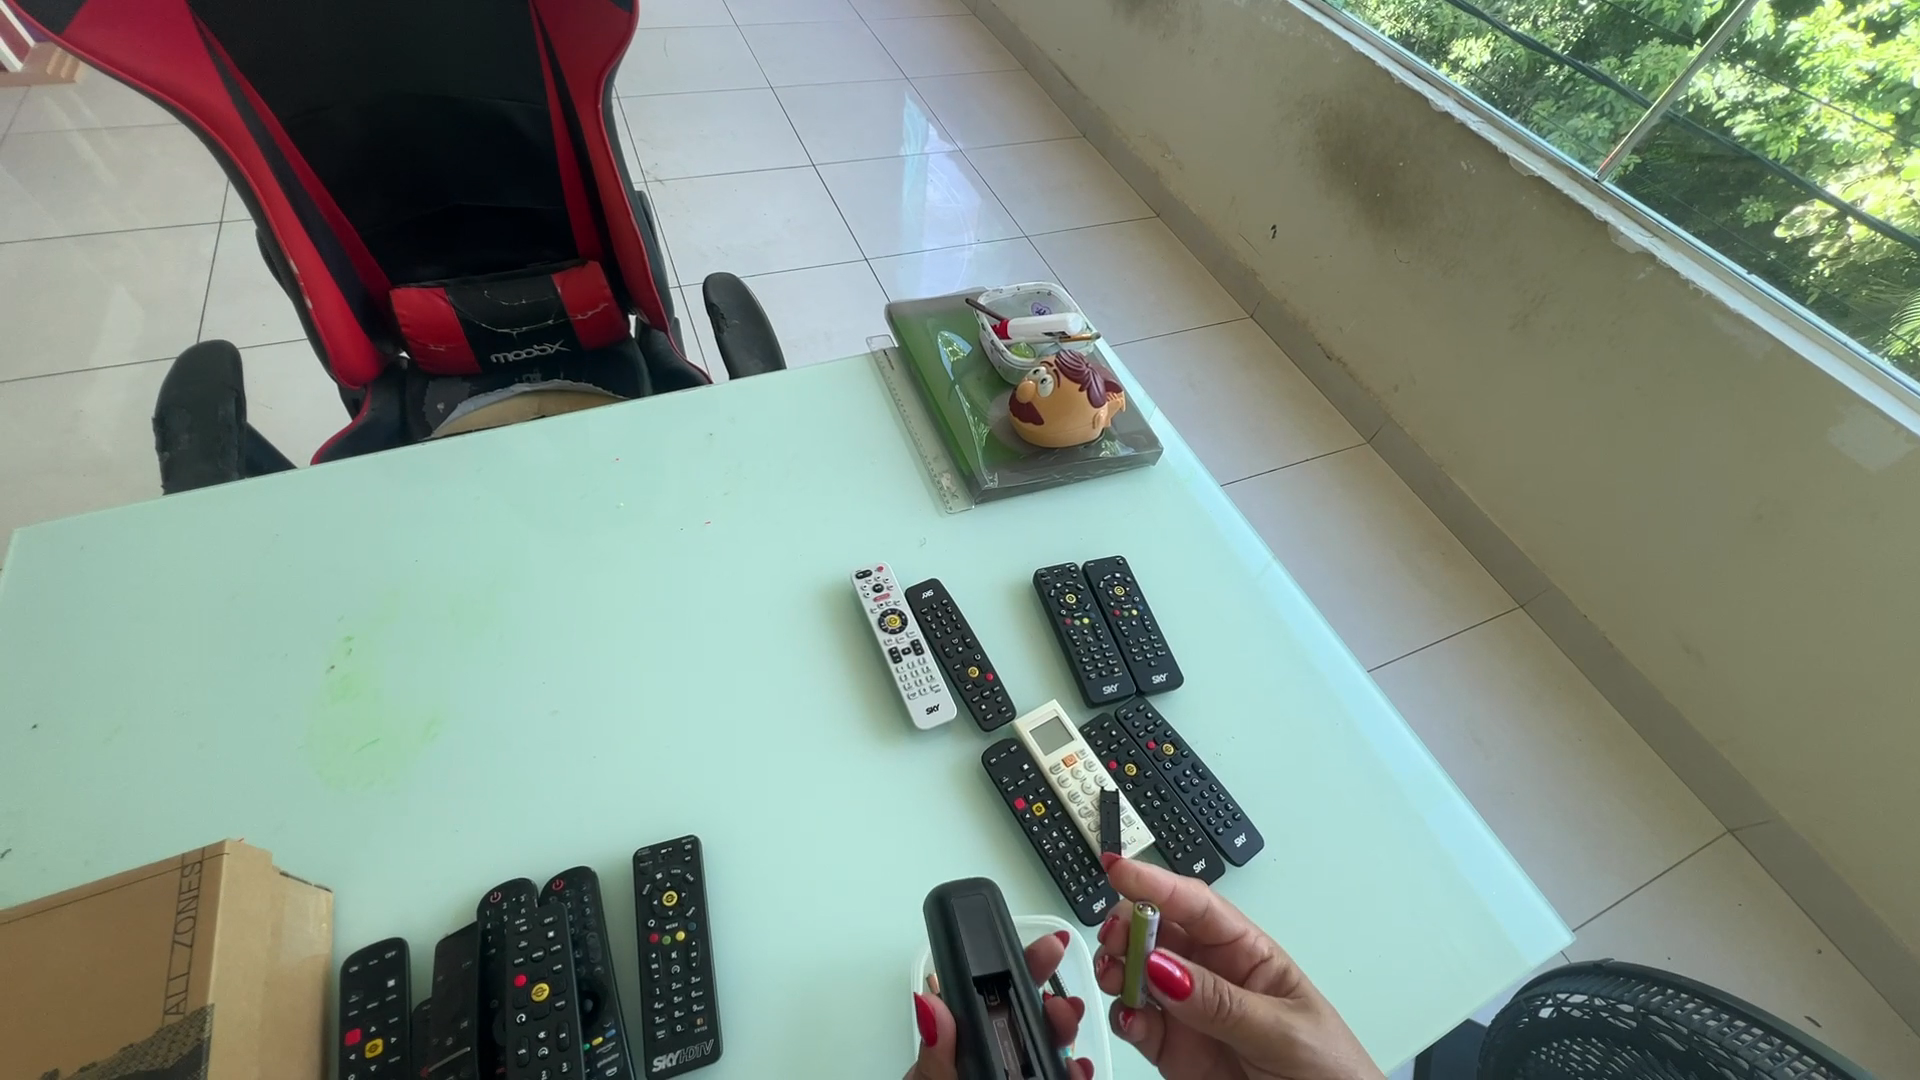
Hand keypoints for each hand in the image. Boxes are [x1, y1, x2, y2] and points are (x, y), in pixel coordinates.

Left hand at [907, 928, 1095, 1079]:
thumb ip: (935, 1056)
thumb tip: (931, 1006)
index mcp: (962, 1037)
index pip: (996, 988)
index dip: (1026, 964)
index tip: (1052, 948)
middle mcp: (991, 1056)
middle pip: (1031, 1017)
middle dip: (1055, 1006)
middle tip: (1066, 1009)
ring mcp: (1014, 1075)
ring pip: (1049, 1052)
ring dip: (1068, 1043)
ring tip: (1075, 1055)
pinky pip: (1058, 1078)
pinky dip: (1074, 1075)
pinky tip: (1079, 1074)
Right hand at [1093, 855, 1383, 1079]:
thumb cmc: (1331, 1073)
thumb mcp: (1284, 1031)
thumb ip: (1222, 1001)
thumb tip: (1162, 966)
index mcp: (1244, 951)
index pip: (1194, 904)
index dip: (1154, 881)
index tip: (1117, 868)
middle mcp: (1210, 972)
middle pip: (1156, 930)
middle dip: (1127, 923)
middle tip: (1113, 935)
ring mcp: (1188, 1010)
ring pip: (1136, 970)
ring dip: (1117, 965)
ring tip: (1115, 978)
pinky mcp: (1173, 1049)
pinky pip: (1136, 1021)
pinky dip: (1122, 1015)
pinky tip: (1129, 1018)